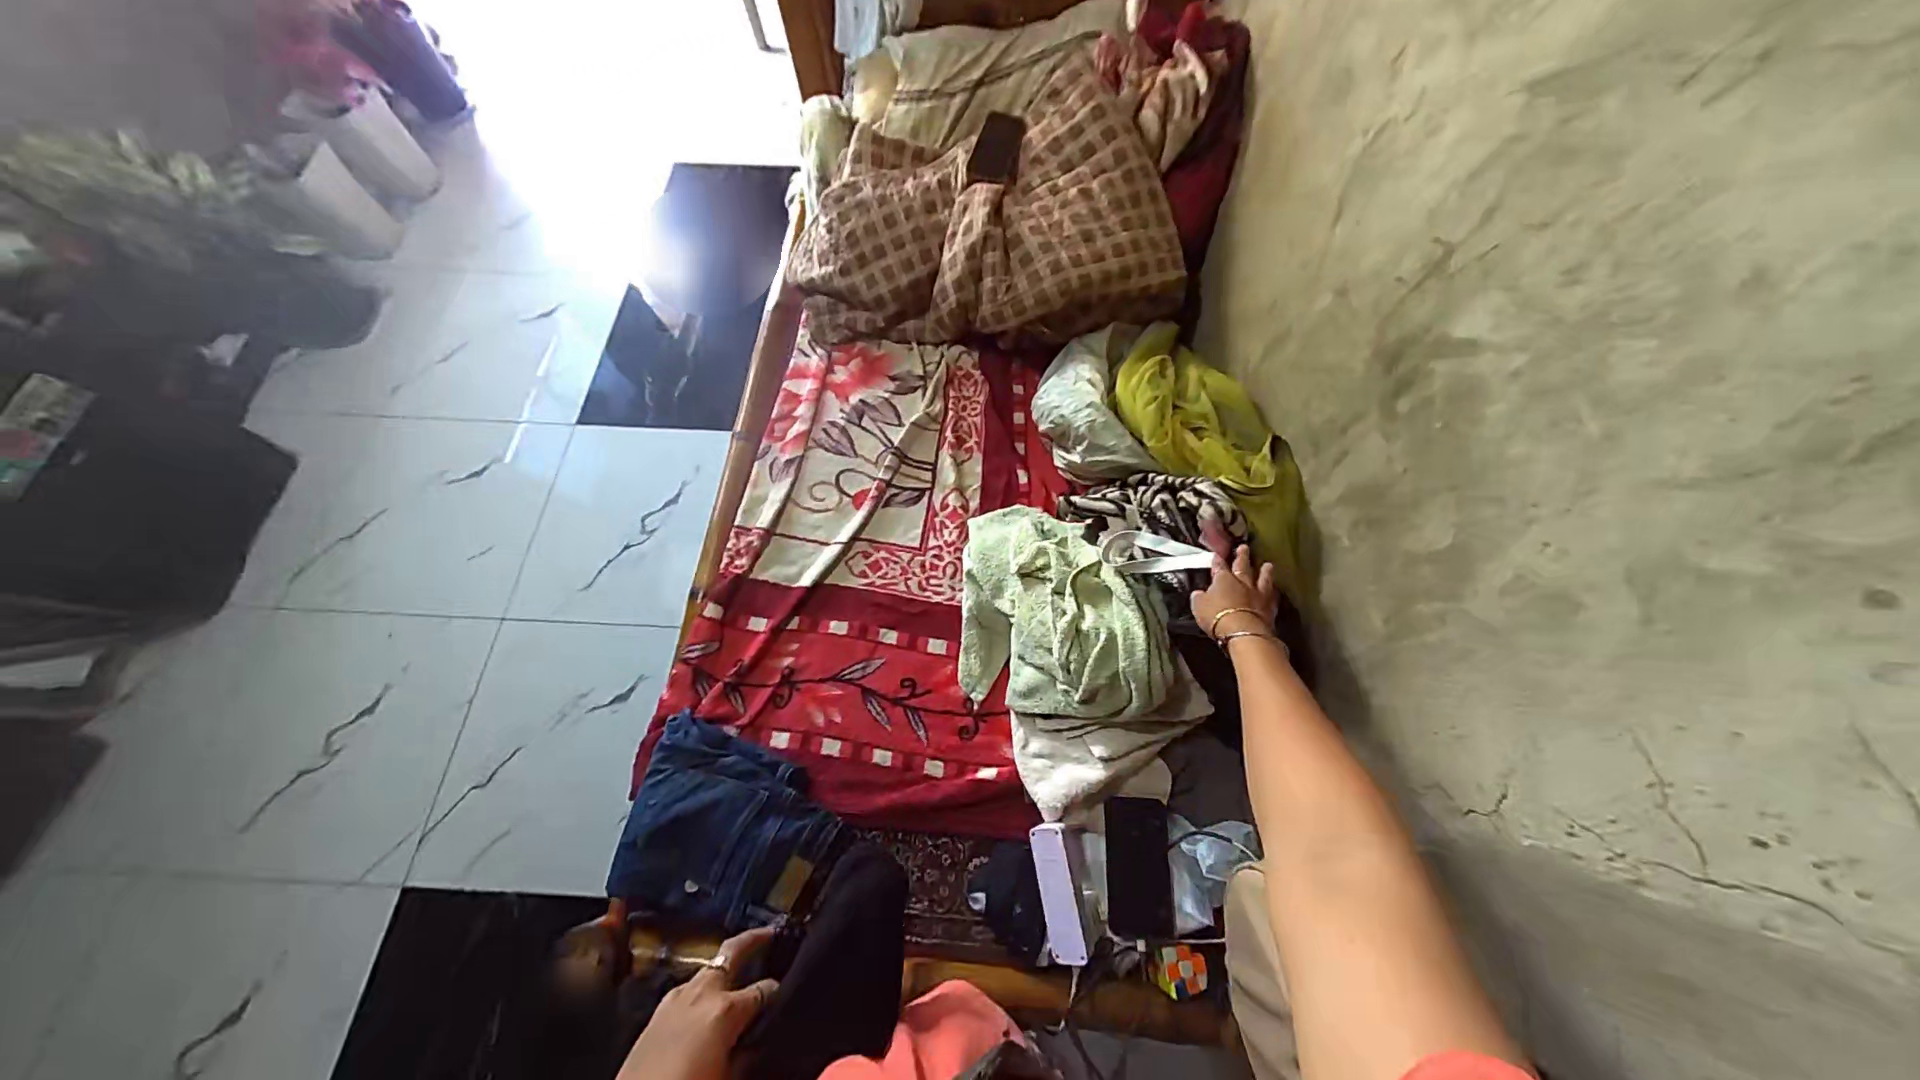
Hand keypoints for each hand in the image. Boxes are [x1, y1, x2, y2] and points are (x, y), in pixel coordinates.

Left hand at [617, 927, 780, 1079]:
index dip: (780, 992)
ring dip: (728, 964)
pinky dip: (706, 987)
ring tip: (743, 971)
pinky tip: (709, 1002)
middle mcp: (703, 992)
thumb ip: (747, 1053)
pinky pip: (691, 987)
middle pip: (734, 950)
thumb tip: (759, 1037)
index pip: (766, 989)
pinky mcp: (659, 1010)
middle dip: (756, 939)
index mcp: (726, 1009)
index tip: (788, 997)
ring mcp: (678, 997)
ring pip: (711, 967)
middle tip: (774, 933)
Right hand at [1190, 543, 1278, 640]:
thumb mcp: (1198, 606)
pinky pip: (1272, 595)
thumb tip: (1198, 594)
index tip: (1217, 555)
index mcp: (1223, 579)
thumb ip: (1199, 597)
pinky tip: (1275, 589)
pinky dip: (1274, 590)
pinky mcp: (1269, 607)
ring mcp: (1257, 594)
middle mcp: (1242, 582)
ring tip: (1268, 565)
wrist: (1243, 631)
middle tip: (1244, 547)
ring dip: (1265, 571)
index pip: (1219, 567)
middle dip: (1242, 556)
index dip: (1217, 561)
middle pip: (1242, 566)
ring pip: (1262, 578)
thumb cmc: (1217, 616)